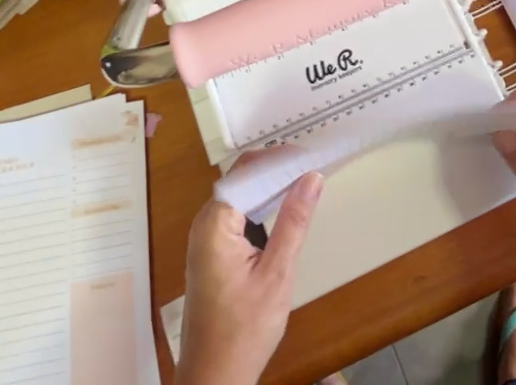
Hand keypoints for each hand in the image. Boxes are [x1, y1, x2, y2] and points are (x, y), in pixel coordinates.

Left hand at [176, 172, 322, 384]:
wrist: (214, 379)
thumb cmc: (244, 330)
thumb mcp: (277, 274)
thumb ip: (294, 221)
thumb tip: (311, 177)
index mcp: (214, 224)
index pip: (246, 172)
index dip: (278, 158)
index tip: (310, 153)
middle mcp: (204, 225)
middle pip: (240, 180)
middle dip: (275, 168)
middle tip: (312, 163)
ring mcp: (205, 239)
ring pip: (239, 197)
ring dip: (269, 187)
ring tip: (304, 179)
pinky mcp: (212, 253)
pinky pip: (237, 215)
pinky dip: (261, 206)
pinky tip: (284, 209)